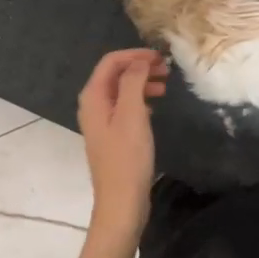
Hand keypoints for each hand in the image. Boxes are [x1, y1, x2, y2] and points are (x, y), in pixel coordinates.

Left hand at [77, 48, 167, 235]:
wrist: (121, 203)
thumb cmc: (127, 157)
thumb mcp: (133, 114)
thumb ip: (134, 82)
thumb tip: (139, 60)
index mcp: (93, 96)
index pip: (111, 61)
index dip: (135, 54)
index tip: (160, 57)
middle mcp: (92, 105)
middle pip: (115, 74)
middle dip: (140, 67)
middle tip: (167, 70)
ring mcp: (100, 121)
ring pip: (121, 91)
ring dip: (142, 83)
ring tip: (165, 87)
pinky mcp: (111, 135)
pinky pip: (124, 107)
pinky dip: (140, 100)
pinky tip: (154, 106)